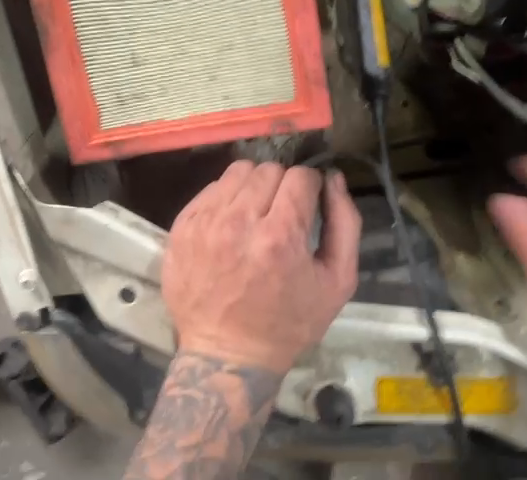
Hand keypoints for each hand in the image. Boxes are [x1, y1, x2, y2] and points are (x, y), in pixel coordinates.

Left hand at [162, 161, 361, 373]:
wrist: (227, 356)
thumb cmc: (288, 323)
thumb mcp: (336, 283)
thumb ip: (344, 224)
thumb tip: (334, 178)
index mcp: (280, 236)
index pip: (301, 177)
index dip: (310, 188)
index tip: (308, 207)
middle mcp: (239, 222)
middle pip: (269, 170)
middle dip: (283, 187)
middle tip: (283, 215)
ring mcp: (205, 222)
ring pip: (238, 171)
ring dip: (253, 187)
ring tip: (256, 215)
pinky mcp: (182, 226)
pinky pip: (211, 188)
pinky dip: (227, 198)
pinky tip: (233, 224)